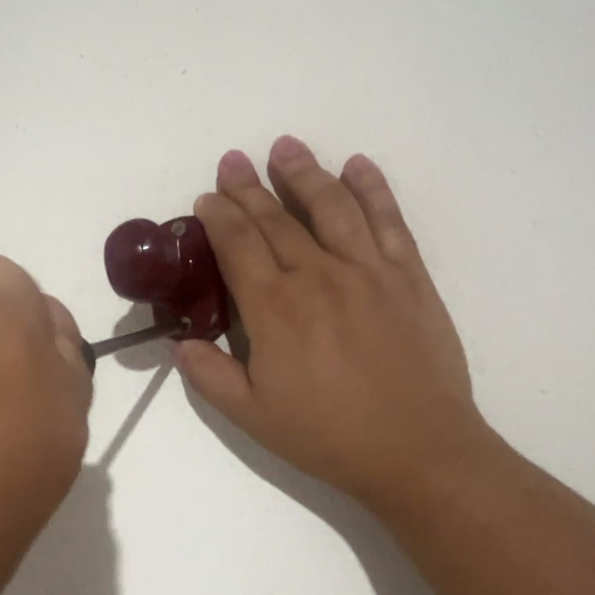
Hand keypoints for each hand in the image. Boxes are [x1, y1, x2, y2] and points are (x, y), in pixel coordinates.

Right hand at [175, 137, 493, 509]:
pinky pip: (388, 220)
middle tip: (232, 160)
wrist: (416, 448)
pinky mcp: (408, 276)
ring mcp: (368, 271)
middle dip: (249, 188)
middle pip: (277, 220)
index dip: (219, 219)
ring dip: (305, 173)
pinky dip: (372, 189)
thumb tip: (179, 343)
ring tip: (285, 146)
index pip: (238, 247)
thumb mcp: (251, 416)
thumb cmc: (326, 436)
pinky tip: (358, 166)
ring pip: (331, 207)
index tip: (206, 198)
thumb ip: (210, 376)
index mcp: (274, 311)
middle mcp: (317, 277)